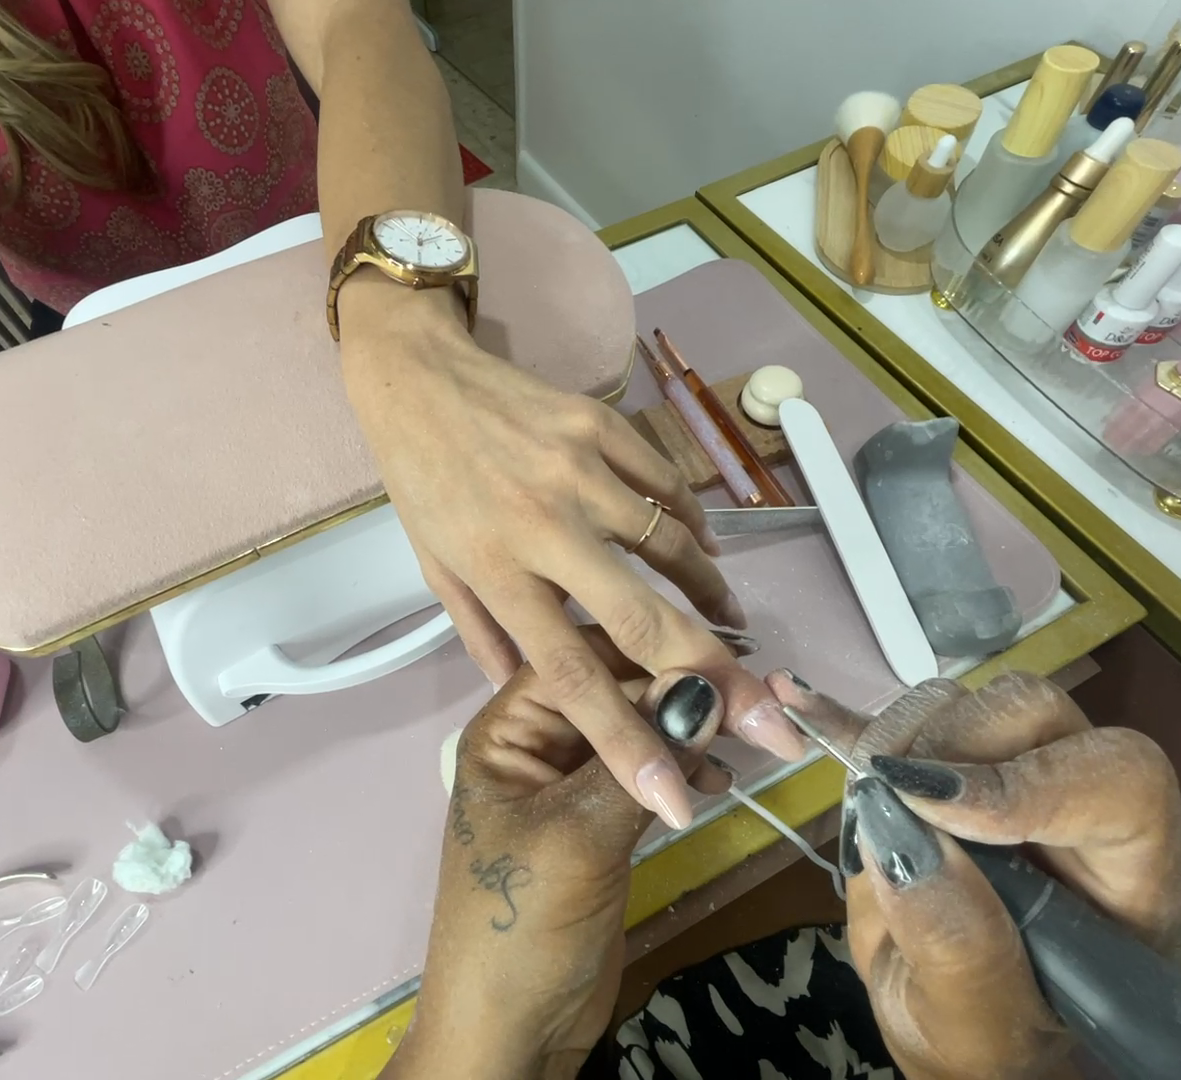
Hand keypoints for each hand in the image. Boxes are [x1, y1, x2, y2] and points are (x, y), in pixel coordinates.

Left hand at [339, 296, 805, 831]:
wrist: (417, 378)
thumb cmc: (422, 481)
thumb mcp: (434, 567)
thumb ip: (483, 633)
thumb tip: (527, 692)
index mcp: (494, 570)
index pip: (569, 672)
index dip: (624, 741)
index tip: (673, 795)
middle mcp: (544, 524)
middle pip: (641, 615)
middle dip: (709, 675)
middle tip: (764, 715)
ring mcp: (579, 468)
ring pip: (670, 543)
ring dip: (707, 591)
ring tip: (728, 620)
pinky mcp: (601, 424)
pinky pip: (667, 482)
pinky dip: (691, 521)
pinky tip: (699, 545)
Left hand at [387, 648, 730, 1079]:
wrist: (512, 1032)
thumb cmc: (522, 926)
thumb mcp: (577, 834)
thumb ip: (638, 758)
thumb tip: (704, 686)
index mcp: (509, 727)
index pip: (580, 662)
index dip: (649, 653)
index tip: (725, 658)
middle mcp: (538, 740)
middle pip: (614, 692)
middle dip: (680, 694)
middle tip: (756, 702)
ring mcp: (571, 779)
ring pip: (637, 731)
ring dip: (689, 732)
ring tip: (749, 742)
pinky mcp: (600, 815)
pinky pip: (647, 772)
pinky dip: (683, 771)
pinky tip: (719, 781)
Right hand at [773, 670, 1180, 1078]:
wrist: (948, 1022)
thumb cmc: (984, 1049)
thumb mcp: (972, 1035)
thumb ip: (959, 957)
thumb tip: (908, 839)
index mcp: (1121, 879)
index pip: (1119, 781)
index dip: (1024, 779)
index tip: (929, 808)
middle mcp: (1071, 805)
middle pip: (1033, 714)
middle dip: (943, 742)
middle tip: (881, 792)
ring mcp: (999, 773)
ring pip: (961, 702)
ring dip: (893, 735)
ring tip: (858, 792)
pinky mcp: (930, 765)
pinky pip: (891, 721)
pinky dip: (840, 714)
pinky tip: (794, 699)